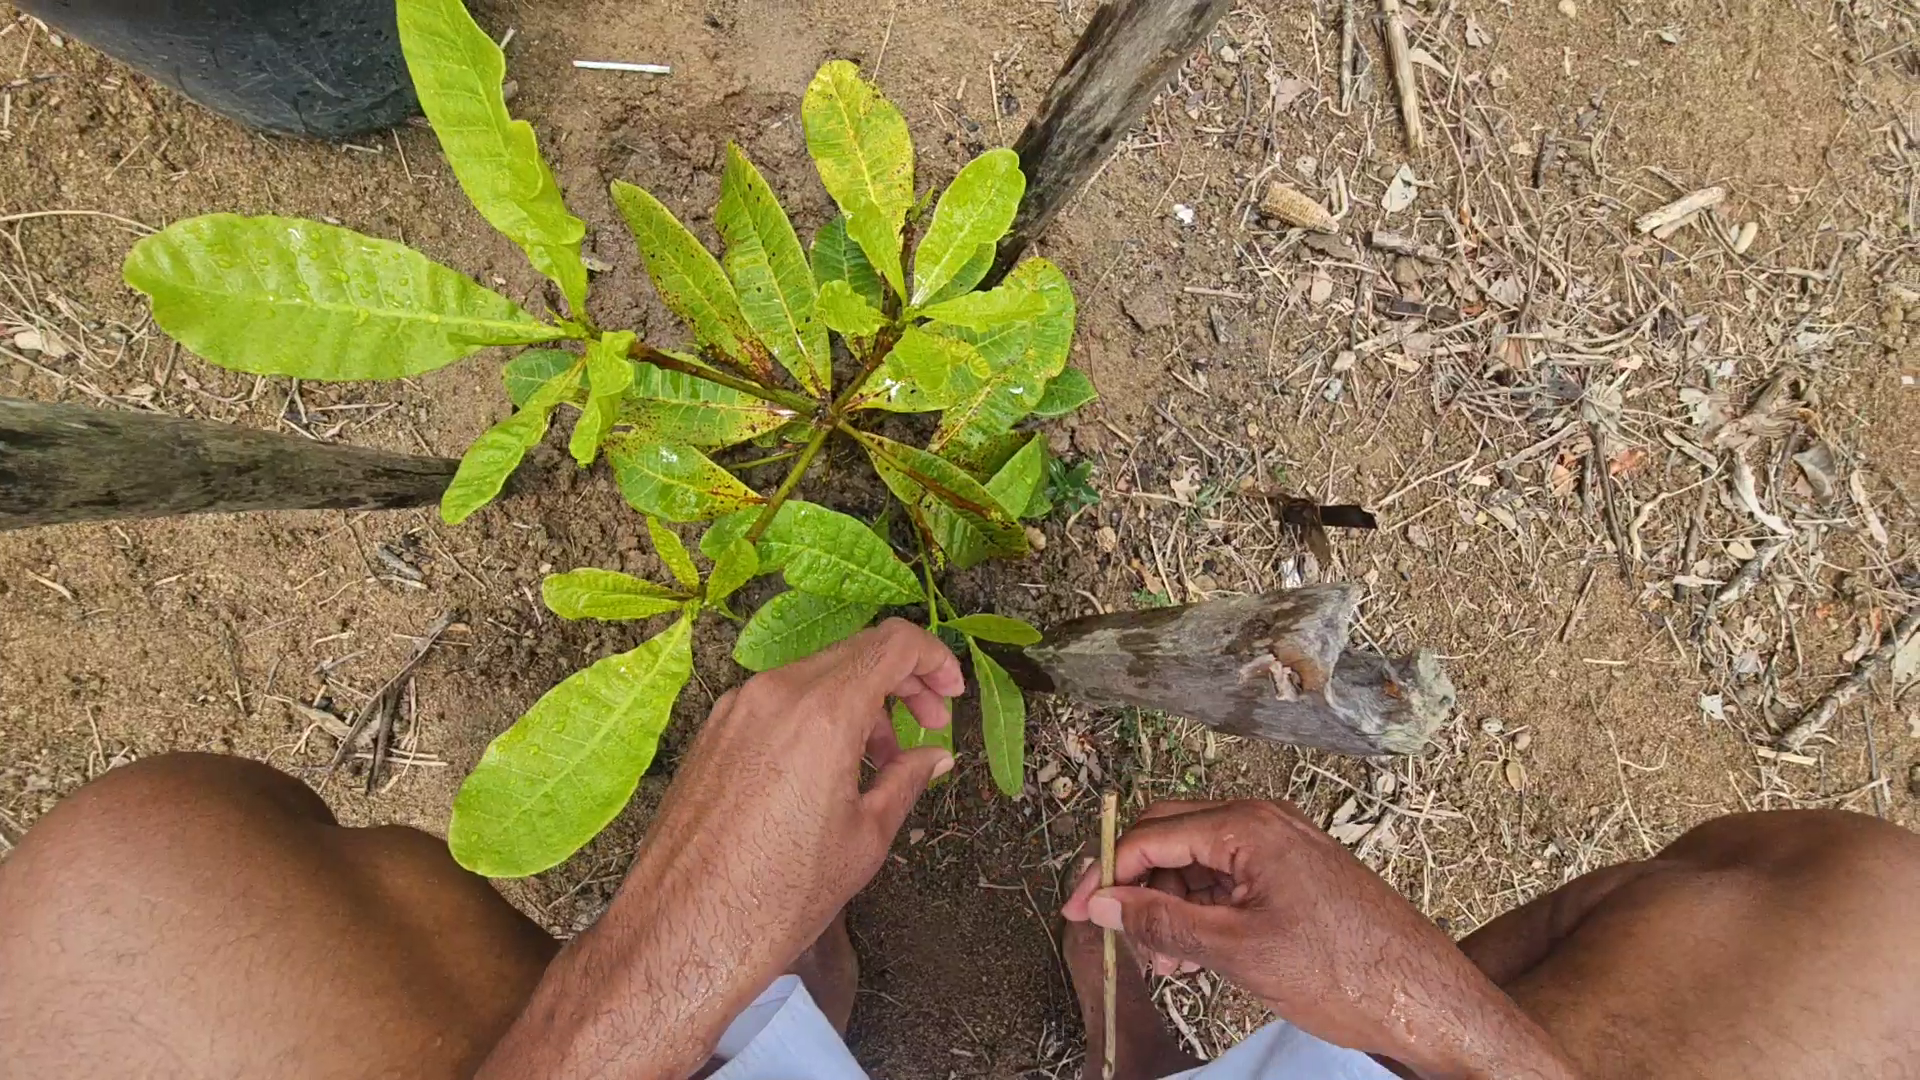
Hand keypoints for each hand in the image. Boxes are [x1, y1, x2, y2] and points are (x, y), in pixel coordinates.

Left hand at [481, 619, 961, 1079]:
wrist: (677, 934)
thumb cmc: (780, 896)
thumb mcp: (864, 839)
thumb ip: (906, 780)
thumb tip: (936, 757)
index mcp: (823, 710)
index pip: (895, 644)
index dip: (935, 658)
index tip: (951, 693)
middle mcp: (778, 690)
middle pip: (860, 651)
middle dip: (904, 680)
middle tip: (929, 723)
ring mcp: (740, 704)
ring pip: (821, 671)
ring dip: (863, 698)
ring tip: (883, 755)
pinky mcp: (716, 726)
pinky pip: (783, 696)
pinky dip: (821, 710)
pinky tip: (832, 762)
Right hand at [1063, 799, 1573, 1079]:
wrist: (1436, 1004)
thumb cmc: (1343, 974)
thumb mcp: (1239, 951)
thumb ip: (1161, 922)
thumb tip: (1099, 904)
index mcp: (1245, 824)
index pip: (1151, 835)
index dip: (1107, 873)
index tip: (1077, 910)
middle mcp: (1257, 819)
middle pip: (1170, 836)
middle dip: (1137, 885)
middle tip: (1116, 931)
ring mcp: (1276, 843)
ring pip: (1196, 859)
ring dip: (1169, 903)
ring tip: (1166, 959)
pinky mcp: (1289, 870)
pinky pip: (1226, 877)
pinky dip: (1202, 910)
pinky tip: (1196, 951)